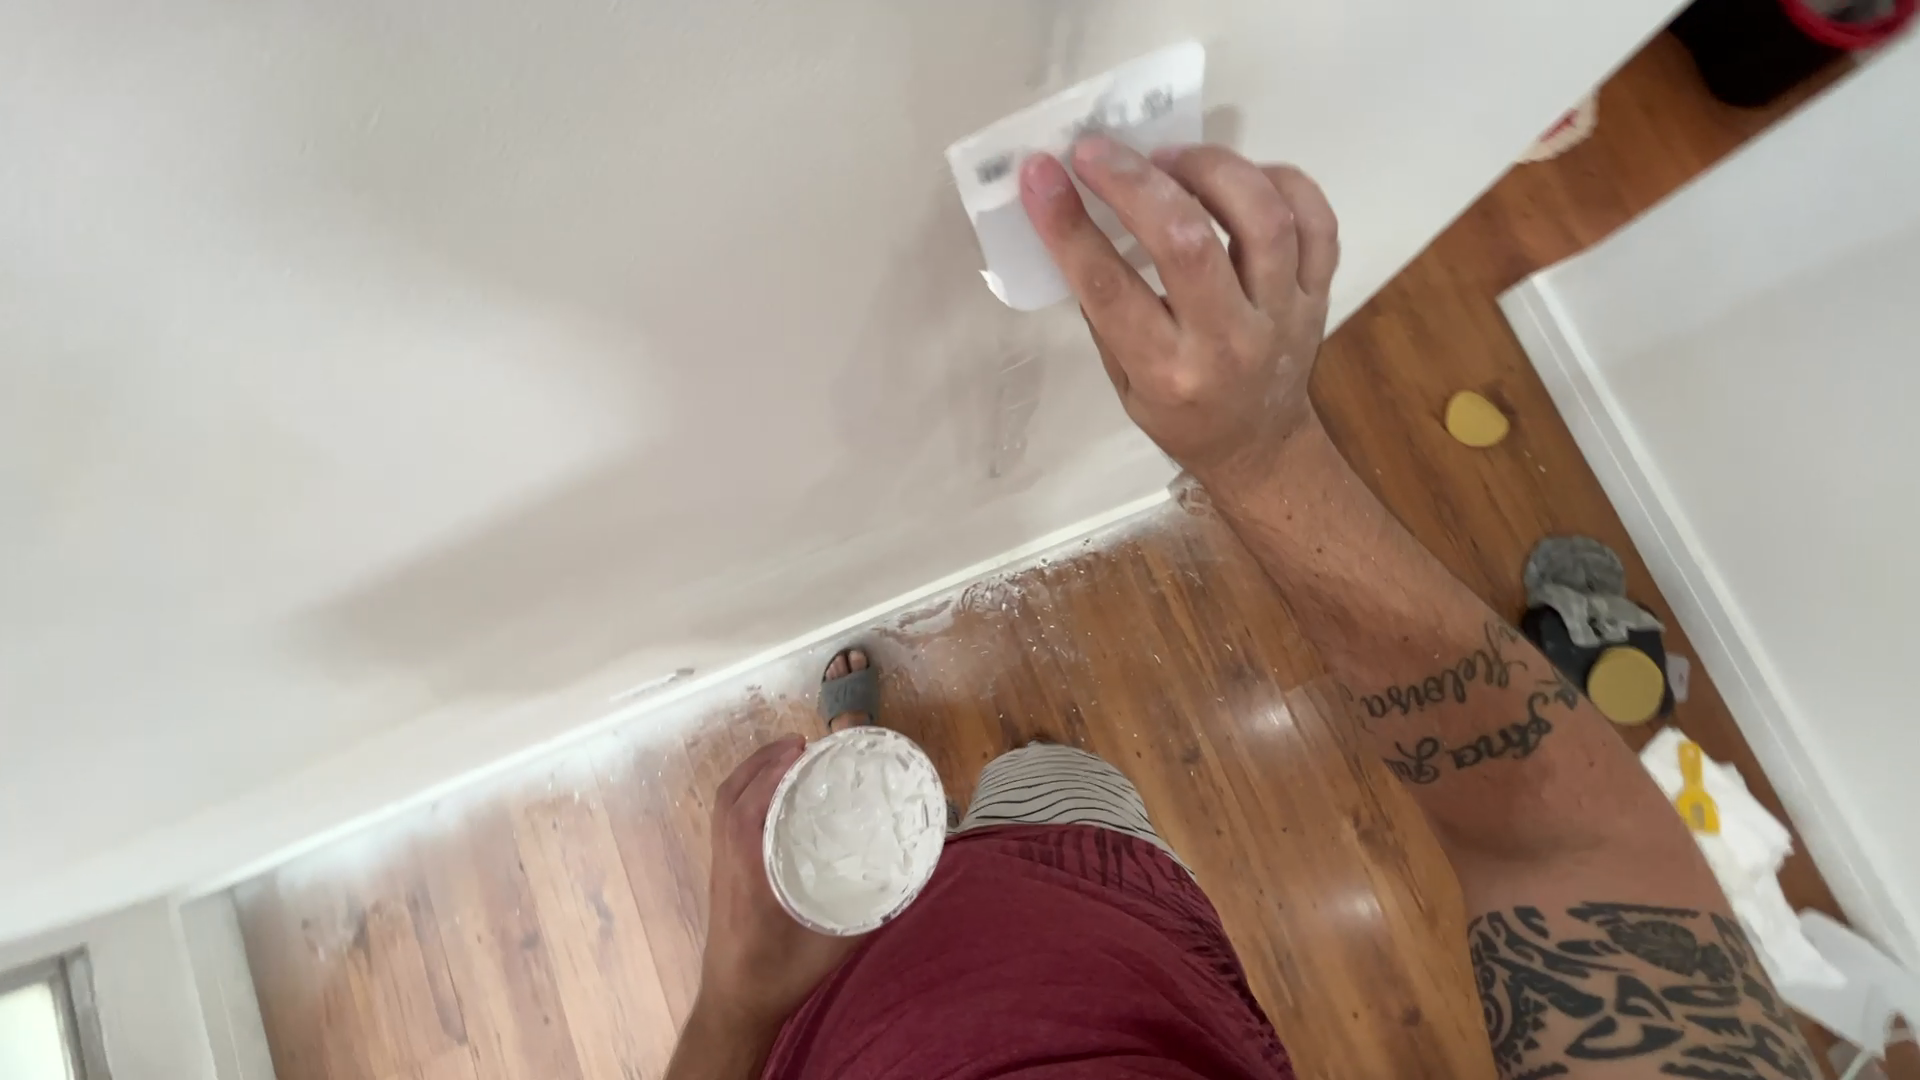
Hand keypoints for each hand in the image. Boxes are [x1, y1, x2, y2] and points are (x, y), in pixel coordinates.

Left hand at [695, 735, 864, 1029]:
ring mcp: (720, 865)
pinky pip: (725, 817)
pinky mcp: (721, 870)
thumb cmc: (779, 978)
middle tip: (801, 744)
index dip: (769, 774)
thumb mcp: (833, 947)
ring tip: (788, 756)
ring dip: (751, 772)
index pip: (746, 811)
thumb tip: (908, 877)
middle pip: (730, 797)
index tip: (800, 750)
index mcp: (747, 876)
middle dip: (762, 762)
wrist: (734, 1008)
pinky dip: (746, 790)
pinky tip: (773, 791)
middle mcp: (727, 862)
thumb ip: (869, 912)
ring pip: (724, 805)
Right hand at [1019, 136, 1339, 497]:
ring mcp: (1282, 314)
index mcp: (1167, 371)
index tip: (1041, 176)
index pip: (1110, 289)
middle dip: (1134, 182)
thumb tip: (1082, 231)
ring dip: (1209, 169)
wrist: (1258, 445)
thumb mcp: (1124, 386)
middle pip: (1187, 241)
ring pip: (1261, 218)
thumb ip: (1108, 319)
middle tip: (1098, 151)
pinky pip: (1314, 219)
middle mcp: (1227, 342)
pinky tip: (1239, 178)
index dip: (1069, 226)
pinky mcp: (1319, 294)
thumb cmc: (1179, 419)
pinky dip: (1278, 180)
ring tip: (1170, 158)